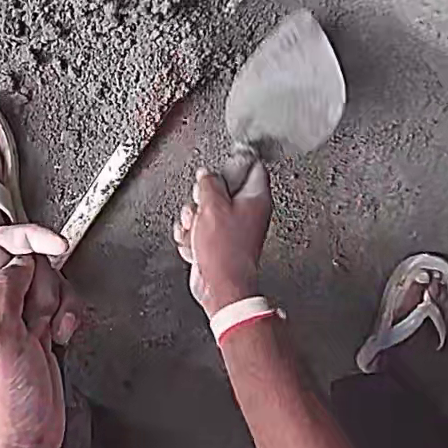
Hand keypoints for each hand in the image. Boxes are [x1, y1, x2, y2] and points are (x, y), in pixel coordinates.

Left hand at [0, 225, 78, 447]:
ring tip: (41, 336)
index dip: (28, 237)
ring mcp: (17, 313)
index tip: (56, 243)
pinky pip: (64, 301)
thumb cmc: (0, 402)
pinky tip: (57, 339)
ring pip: (50, 280)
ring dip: (55, 306)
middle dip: (42, 287)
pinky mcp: (40, 326)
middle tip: (33, 320)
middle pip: (30, 260)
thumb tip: (21, 260)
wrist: (22, 440)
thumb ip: (5, 288)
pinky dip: (67, 317)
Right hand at [172, 160, 271, 317]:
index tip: (222, 162)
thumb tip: (206, 175)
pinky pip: (199, 228)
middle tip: (201, 203)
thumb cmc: (224, 250)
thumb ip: (208, 183)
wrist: (220, 286)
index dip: (235, 161)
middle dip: (203, 195)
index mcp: (256, 198)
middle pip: (222, 188)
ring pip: (206, 208)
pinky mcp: (219, 242)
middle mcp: (248, 212)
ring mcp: (233, 228)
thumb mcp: (212, 206)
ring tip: (195, 229)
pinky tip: (193, 243)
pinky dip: (191, 235)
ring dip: (193, 218)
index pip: (252, 166)